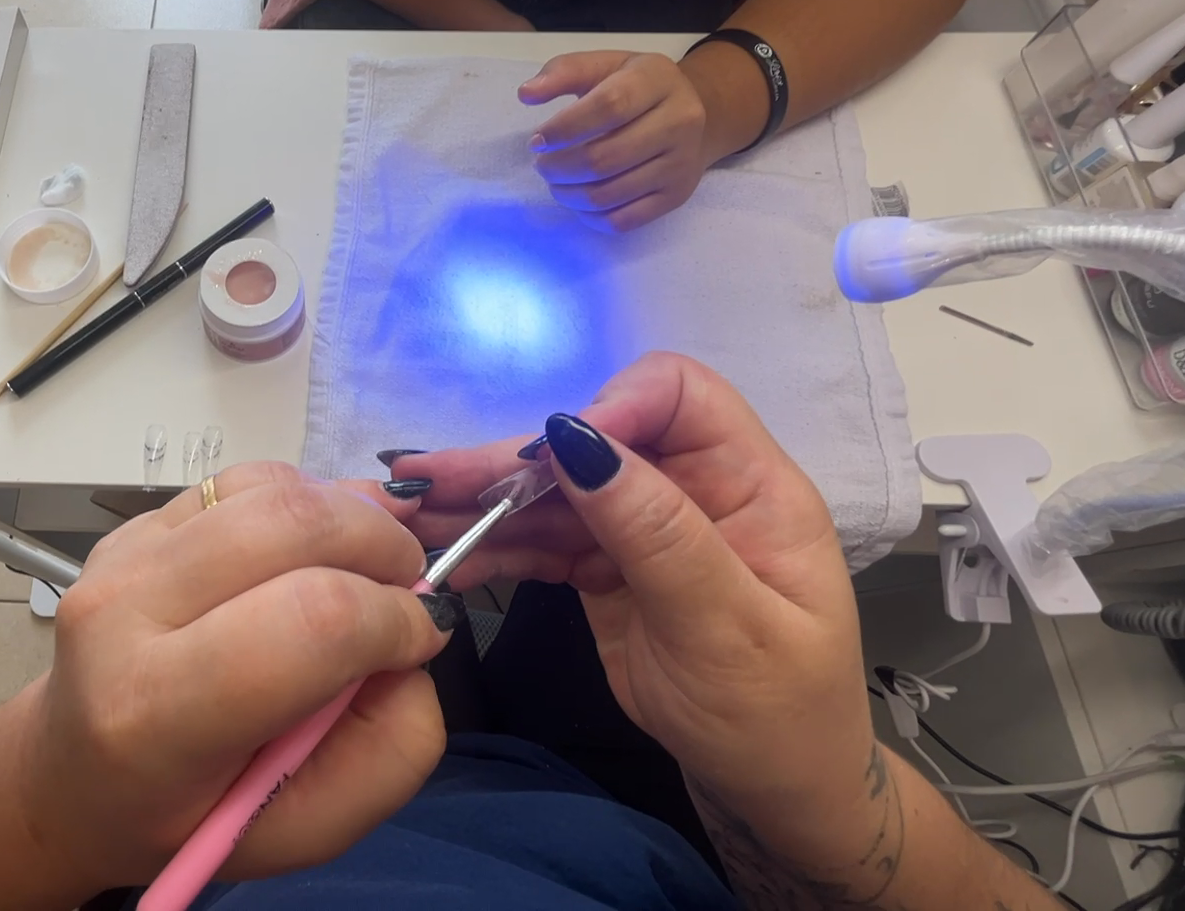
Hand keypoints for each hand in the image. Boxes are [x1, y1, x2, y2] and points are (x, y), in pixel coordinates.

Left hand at [15, 463, 455, 892]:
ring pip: (270, 487)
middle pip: (289, 524)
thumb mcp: (304, 829)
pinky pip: (242, 480)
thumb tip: (413, 638)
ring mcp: (122, 553)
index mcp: (155, 710)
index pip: (309, 621)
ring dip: (346, 511)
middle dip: (379, 543)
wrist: (74, 769)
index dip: (390, 618)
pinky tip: (306, 545)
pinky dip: (302, 497)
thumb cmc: (186, 813)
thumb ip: (389, 750)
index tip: (419, 635)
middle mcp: (124, 611)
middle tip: (405, 580)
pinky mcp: (134, 523)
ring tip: (364, 559)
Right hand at [389, 353, 879, 862]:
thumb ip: (655, 531)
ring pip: (548, 493)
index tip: (548, 454)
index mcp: (745, 484)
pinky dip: (490, 548)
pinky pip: (536, 542)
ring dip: (479, 503)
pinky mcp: (598, 562)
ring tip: (409, 512)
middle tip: (425, 478)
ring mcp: (635, 525)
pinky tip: (444, 557)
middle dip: (506, 461)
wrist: (768, 788)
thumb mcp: (724, 628)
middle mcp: (685, 488)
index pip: (678, 396)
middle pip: (585, 445)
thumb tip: (575, 440)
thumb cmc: (775, 716)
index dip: (612, 405)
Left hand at [518, 52, 714, 230]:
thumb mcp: (604, 66)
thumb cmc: (634, 89)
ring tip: (556, 181)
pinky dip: (589, 217)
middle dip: (558, 168)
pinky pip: (622, 221)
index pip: (608, 107)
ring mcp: (681, 163)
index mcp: (657, 80)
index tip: (537, 140)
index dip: (564, 129)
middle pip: (604, 159)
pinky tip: (578, 200)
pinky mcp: (676, 196)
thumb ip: (563, 72)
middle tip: (542, 164)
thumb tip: (526, 93)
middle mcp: (679, 121)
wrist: (696, 116)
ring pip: (608, 195)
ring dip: (567, 195)